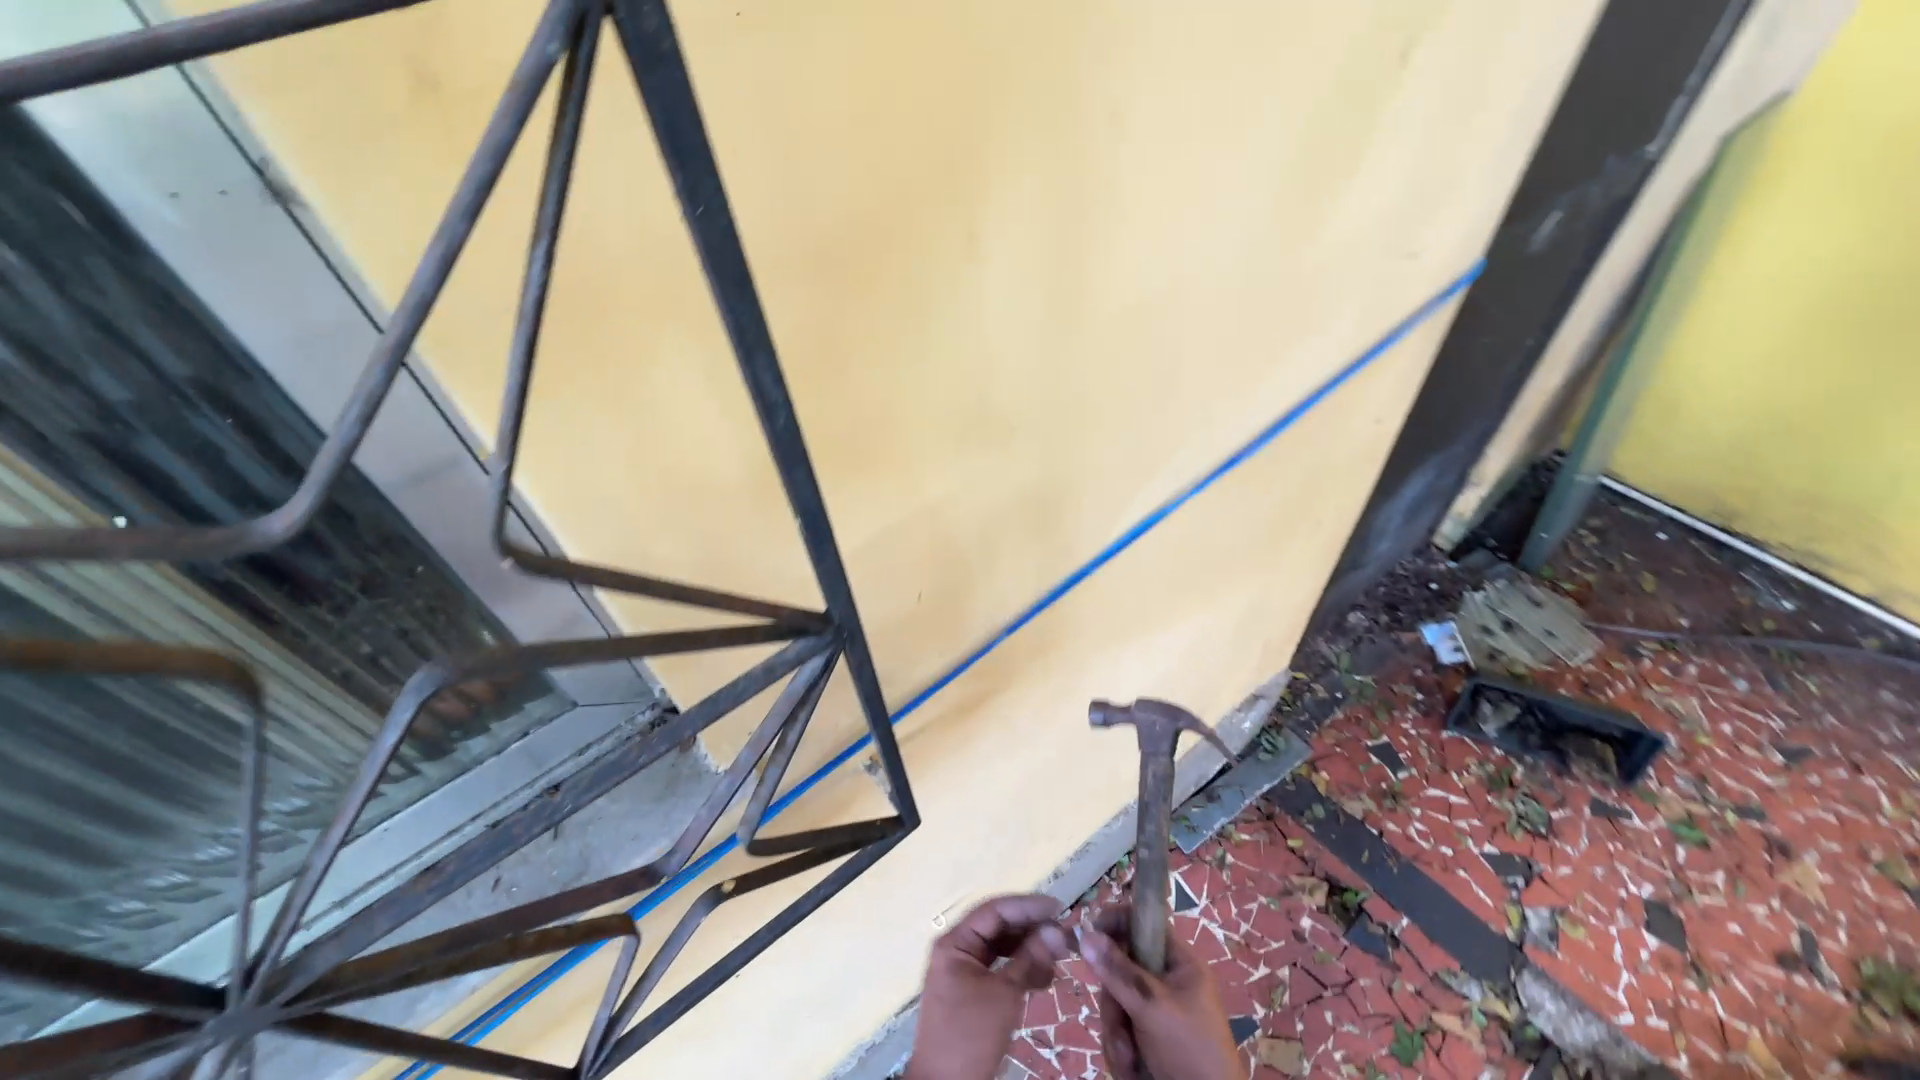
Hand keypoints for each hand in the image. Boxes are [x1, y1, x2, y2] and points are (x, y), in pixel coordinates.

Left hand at [905, 894, 1072, 1079]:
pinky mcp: (973, 991)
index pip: (995, 910)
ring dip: (1030, 952)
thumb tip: (1057, 928)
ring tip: (1059, 959)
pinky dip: (1022, 971)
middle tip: (1065, 937)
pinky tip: (1044, 979)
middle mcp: (957, 949)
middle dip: (1032, 931)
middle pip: (999, 928)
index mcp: (955, 942)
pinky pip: (1000, 969)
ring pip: (1002, 949)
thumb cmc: (971, 1035)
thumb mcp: (1005, 993)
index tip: (1059, 908)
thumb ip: (1030, 958)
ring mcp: (964, 970)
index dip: (1028, 906)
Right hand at [1082, 905, 1243, 1079]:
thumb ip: (1118, 971)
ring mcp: (1155, 1012)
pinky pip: (1117, 1029)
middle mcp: (1167, 984)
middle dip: (1114, 1001)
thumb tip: (1086, 933)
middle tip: (1119, 1022)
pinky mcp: (1145, 1037)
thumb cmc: (1189, 1051)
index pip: (1145, 926)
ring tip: (1129, 1057)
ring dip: (1116, 1032)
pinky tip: (1131, 1067)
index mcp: (1181, 966)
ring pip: (1115, 1003)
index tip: (1090, 931)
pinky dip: (1120, 1050)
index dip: (1118, 922)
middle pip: (1121, 969)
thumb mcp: (1152, 1008)